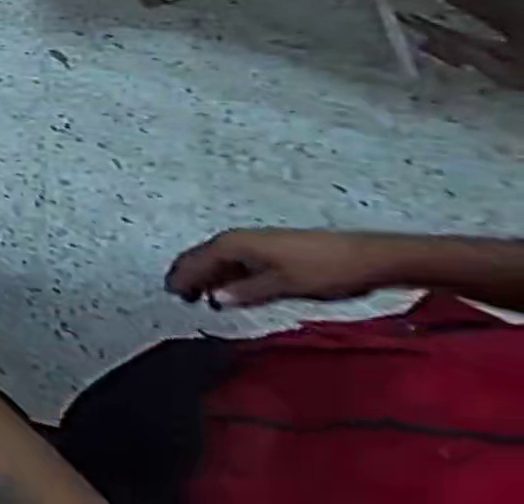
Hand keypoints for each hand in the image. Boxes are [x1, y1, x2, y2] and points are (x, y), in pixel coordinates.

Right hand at [165, 228, 403, 308]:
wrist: (366, 257)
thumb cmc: (322, 270)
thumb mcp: (283, 285)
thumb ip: (246, 292)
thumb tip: (212, 299)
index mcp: (231, 245)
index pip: (195, 261)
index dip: (181, 277)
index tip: (172, 293)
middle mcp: (234, 240)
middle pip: (201, 257)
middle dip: (188, 274)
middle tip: (180, 295)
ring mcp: (251, 243)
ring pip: (216, 260)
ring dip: (206, 276)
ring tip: (201, 295)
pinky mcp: (266, 250)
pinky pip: (232, 262)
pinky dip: (224, 275)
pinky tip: (230, 288)